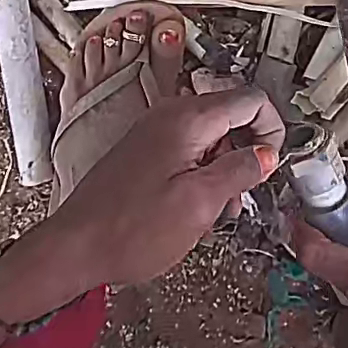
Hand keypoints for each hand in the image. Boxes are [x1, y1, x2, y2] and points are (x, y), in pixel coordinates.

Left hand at [0, 88, 284, 319]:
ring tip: (218, 208)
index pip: (251, 100)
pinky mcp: (146, 151)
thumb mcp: (200, 203)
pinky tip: (196, 206)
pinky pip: (189, 151)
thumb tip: (266, 154)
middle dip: (248, 152)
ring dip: (225, 168)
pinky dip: (202, 173)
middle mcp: (169, 116)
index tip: (272, 162)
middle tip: (245, 192)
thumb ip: (240, 171)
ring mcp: (155, 132)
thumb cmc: (129, 229)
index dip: (272, 130)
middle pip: (232, 115)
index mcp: (187, 119)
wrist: (75, 247)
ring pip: (212, 136)